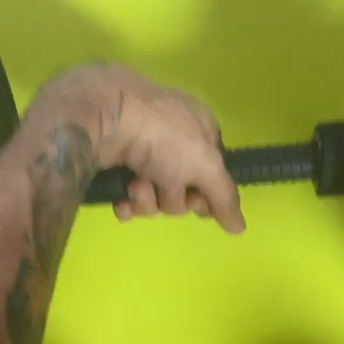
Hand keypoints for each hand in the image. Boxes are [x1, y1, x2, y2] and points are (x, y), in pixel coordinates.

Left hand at [26, 64, 244, 233]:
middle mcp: (173, 138)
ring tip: (136, 186)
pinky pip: (129, 198)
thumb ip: (225, 198)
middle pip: (184, 191)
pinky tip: (121, 199)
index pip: (214, 173)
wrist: (103, 115)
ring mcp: (141, 151)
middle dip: (173, 198)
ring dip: (148, 200)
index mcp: (200, 129)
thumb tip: (240, 228)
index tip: (200, 205)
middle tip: (164, 188)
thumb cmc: (163, 135)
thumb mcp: (206, 165)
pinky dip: (127, 203)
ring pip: (156, 198)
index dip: (208, 193)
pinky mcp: (114, 164)